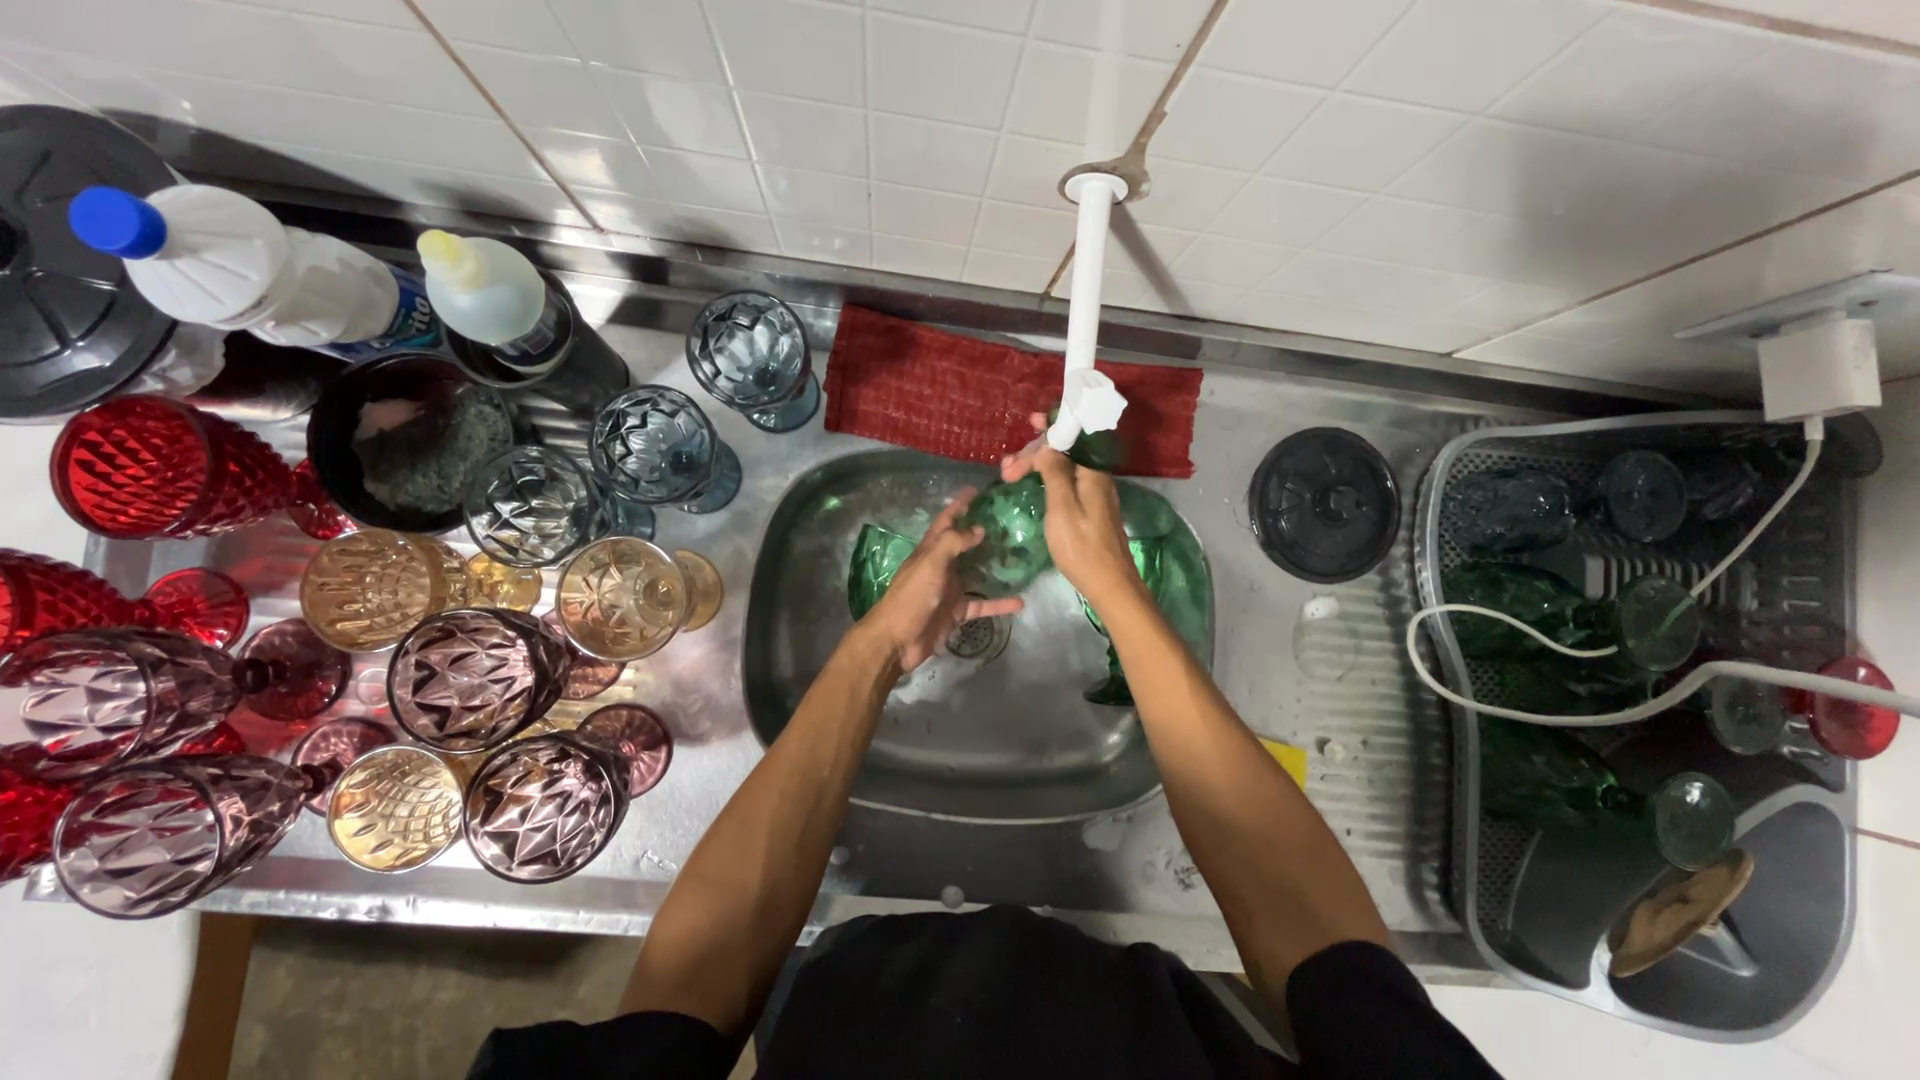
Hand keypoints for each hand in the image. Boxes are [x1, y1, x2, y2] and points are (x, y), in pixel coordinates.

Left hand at [854, 489, 1023, 672]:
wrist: (897, 641)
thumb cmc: (911, 598)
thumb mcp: (930, 564)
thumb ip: (953, 543)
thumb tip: (978, 529)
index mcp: (929, 551)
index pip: (945, 521)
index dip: (959, 505)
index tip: (977, 491)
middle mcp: (940, 567)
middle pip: (963, 545)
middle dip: (982, 532)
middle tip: (1009, 522)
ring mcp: (948, 590)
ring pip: (976, 574)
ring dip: (994, 566)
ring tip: (1019, 556)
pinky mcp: (956, 612)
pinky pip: (982, 604)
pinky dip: (999, 603)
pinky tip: (1019, 602)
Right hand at [1001, 413, 1141, 610]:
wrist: (1109, 583)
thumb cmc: (1082, 547)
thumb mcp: (1062, 508)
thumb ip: (1055, 472)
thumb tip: (1049, 445)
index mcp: (1092, 472)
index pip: (1072, 436)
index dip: (1051, 426)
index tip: (1030, 421)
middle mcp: (1097, 476)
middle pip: (1066, 450)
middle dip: (1035, 452)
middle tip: (1006, 468)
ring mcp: (1095, 492)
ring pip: (1065, 466)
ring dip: (1038, 465)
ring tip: (1010, 475)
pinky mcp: (1091, 507)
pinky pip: (1067, 481)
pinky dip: (1047, 478)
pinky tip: (1033, 483)